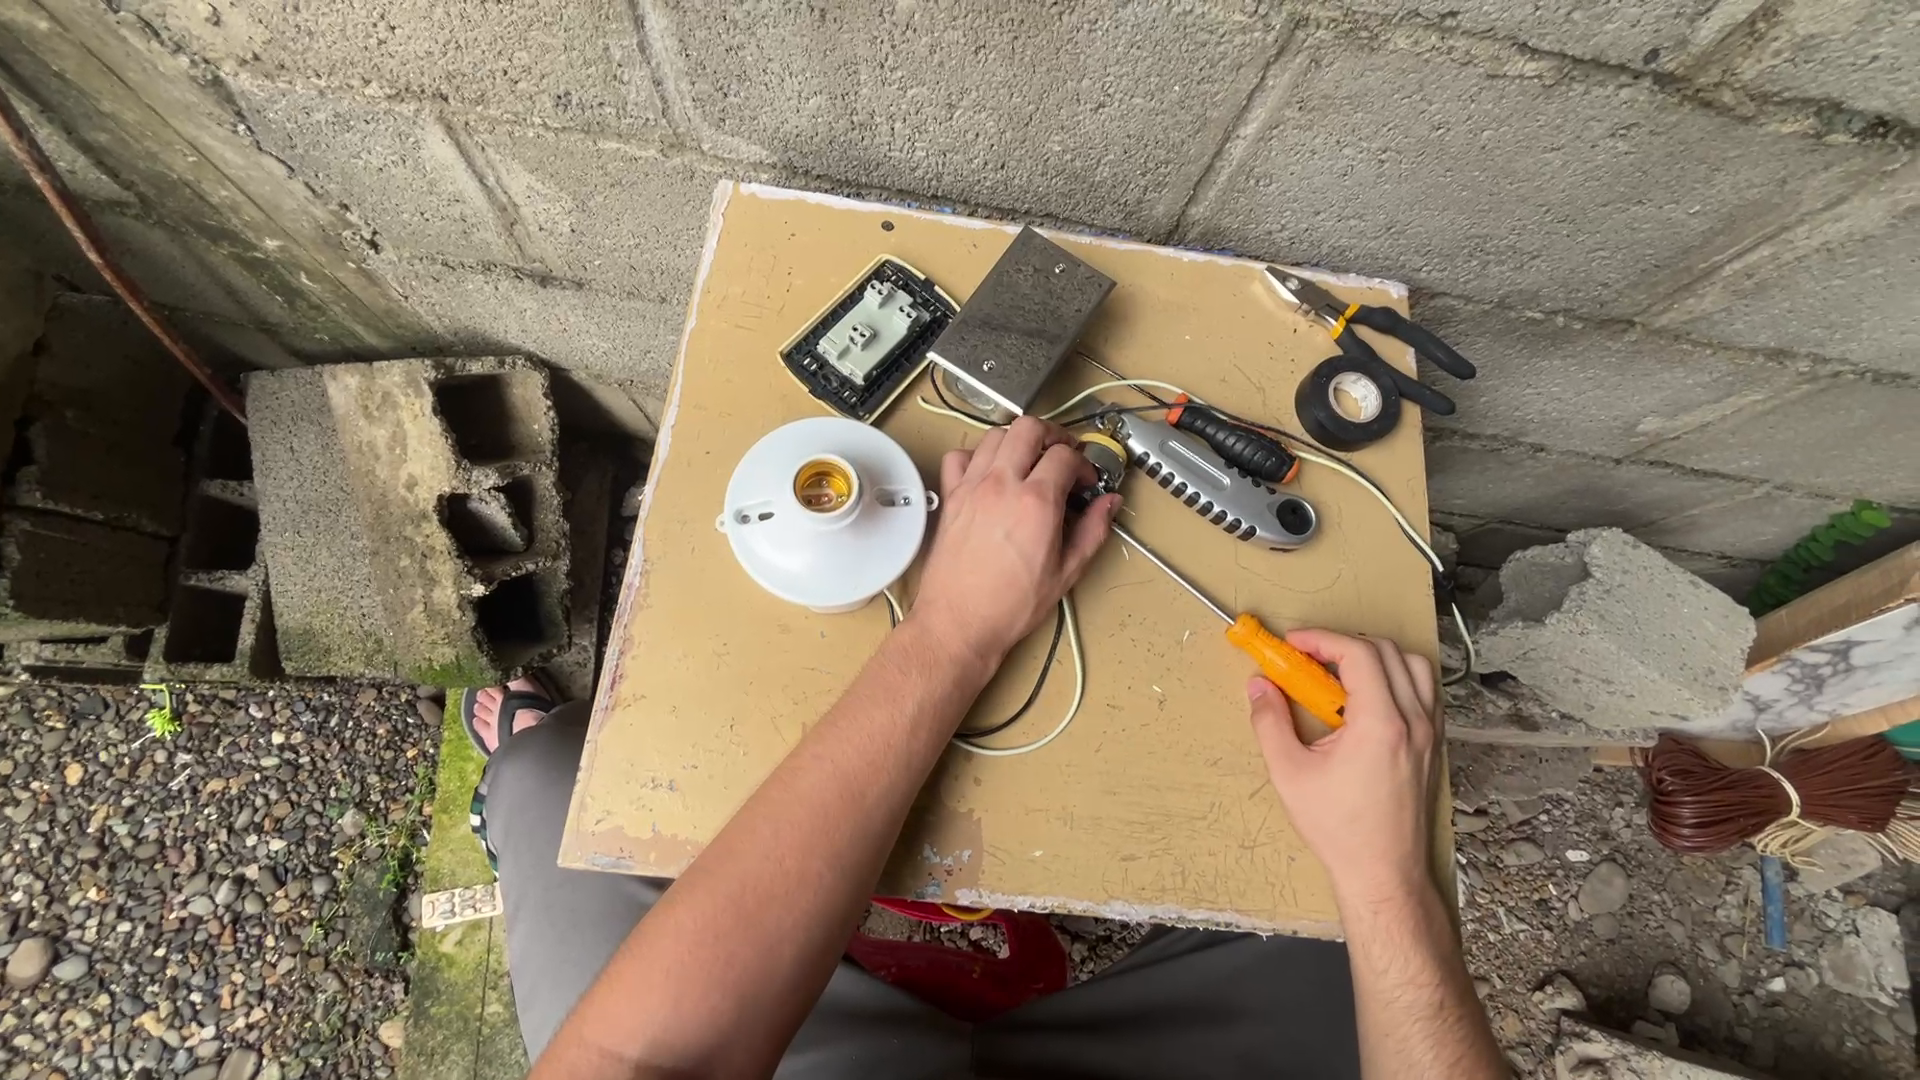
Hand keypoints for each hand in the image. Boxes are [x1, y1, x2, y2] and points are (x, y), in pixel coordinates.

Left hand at [910, 416, 1119, 665]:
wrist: (960, 622)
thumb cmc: (1009, 605)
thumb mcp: (1066, 573)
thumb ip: (1093, 531)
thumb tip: (1108, 504)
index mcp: (1036, 503)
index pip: (1065, 456)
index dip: (1083, 464)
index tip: (1085, 481)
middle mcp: (1002, 485)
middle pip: (1029, 428)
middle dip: (1053, 435)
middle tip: (1062, 455)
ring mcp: (972, 488)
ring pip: (995, 435)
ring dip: (1017, 440)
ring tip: (1029, 460)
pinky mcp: (951, 498)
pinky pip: (959, 456)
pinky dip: (976, 455)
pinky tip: (989, 472)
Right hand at [1247, 629, 1438, 906]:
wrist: (1382, 872)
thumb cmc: (1336, 826)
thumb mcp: (1288, 772)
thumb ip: (1269, 721)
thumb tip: (1258, 686)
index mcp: (1380, 724)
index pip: (1359, 654)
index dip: (1322, 639)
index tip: (1293, 644)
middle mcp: (1413, 722)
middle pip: (1388, 652)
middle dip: (1342, 643)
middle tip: (1307, 656)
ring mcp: (1429, 734)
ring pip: (1414, 667)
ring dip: (1374, 656)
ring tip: (1338, 671)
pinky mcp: (1431, 746)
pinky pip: (1422, 691)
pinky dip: (1394, 677)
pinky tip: (1363, 698)